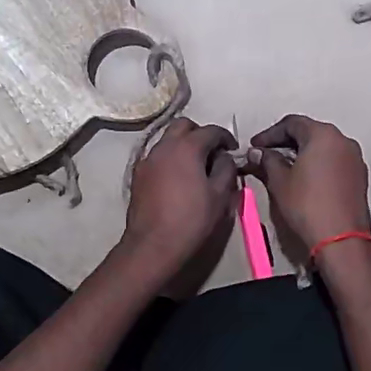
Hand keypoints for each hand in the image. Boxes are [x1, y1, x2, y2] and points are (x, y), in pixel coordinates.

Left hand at [121, 119, 239, 279]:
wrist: (153, 244)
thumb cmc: (191, 219)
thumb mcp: (219, 195)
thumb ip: (226, 169)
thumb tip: (225, 157)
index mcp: (187, 147)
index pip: (211, 130)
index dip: (226, 138)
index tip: (233, 150)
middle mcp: (164, 146)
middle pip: (184, 125)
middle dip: (200, 133)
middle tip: (212, 152)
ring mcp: (147, 159)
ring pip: (168, 139)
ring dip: (183, 145)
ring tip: (195, 166)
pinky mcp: (138, 174)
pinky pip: (157, 156)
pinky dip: (170, 158)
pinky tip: (177, 178)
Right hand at [245, 115, 370, 258]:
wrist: (342, 239)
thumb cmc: (307, 205)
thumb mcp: (280, 181)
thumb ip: (268, 161)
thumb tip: (257, 153)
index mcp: (324, 135)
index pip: (292, 123)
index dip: (270, 134)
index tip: (254, 147)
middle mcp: (343, 140)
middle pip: (310, 132)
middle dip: (286, 142)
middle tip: (265, 155)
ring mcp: (354, 158)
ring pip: (323, 147)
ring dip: (302, 153)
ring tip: (282, 167)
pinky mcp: (359, 176)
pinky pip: (334, 161)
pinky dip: (317, 164)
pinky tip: (303, 178)